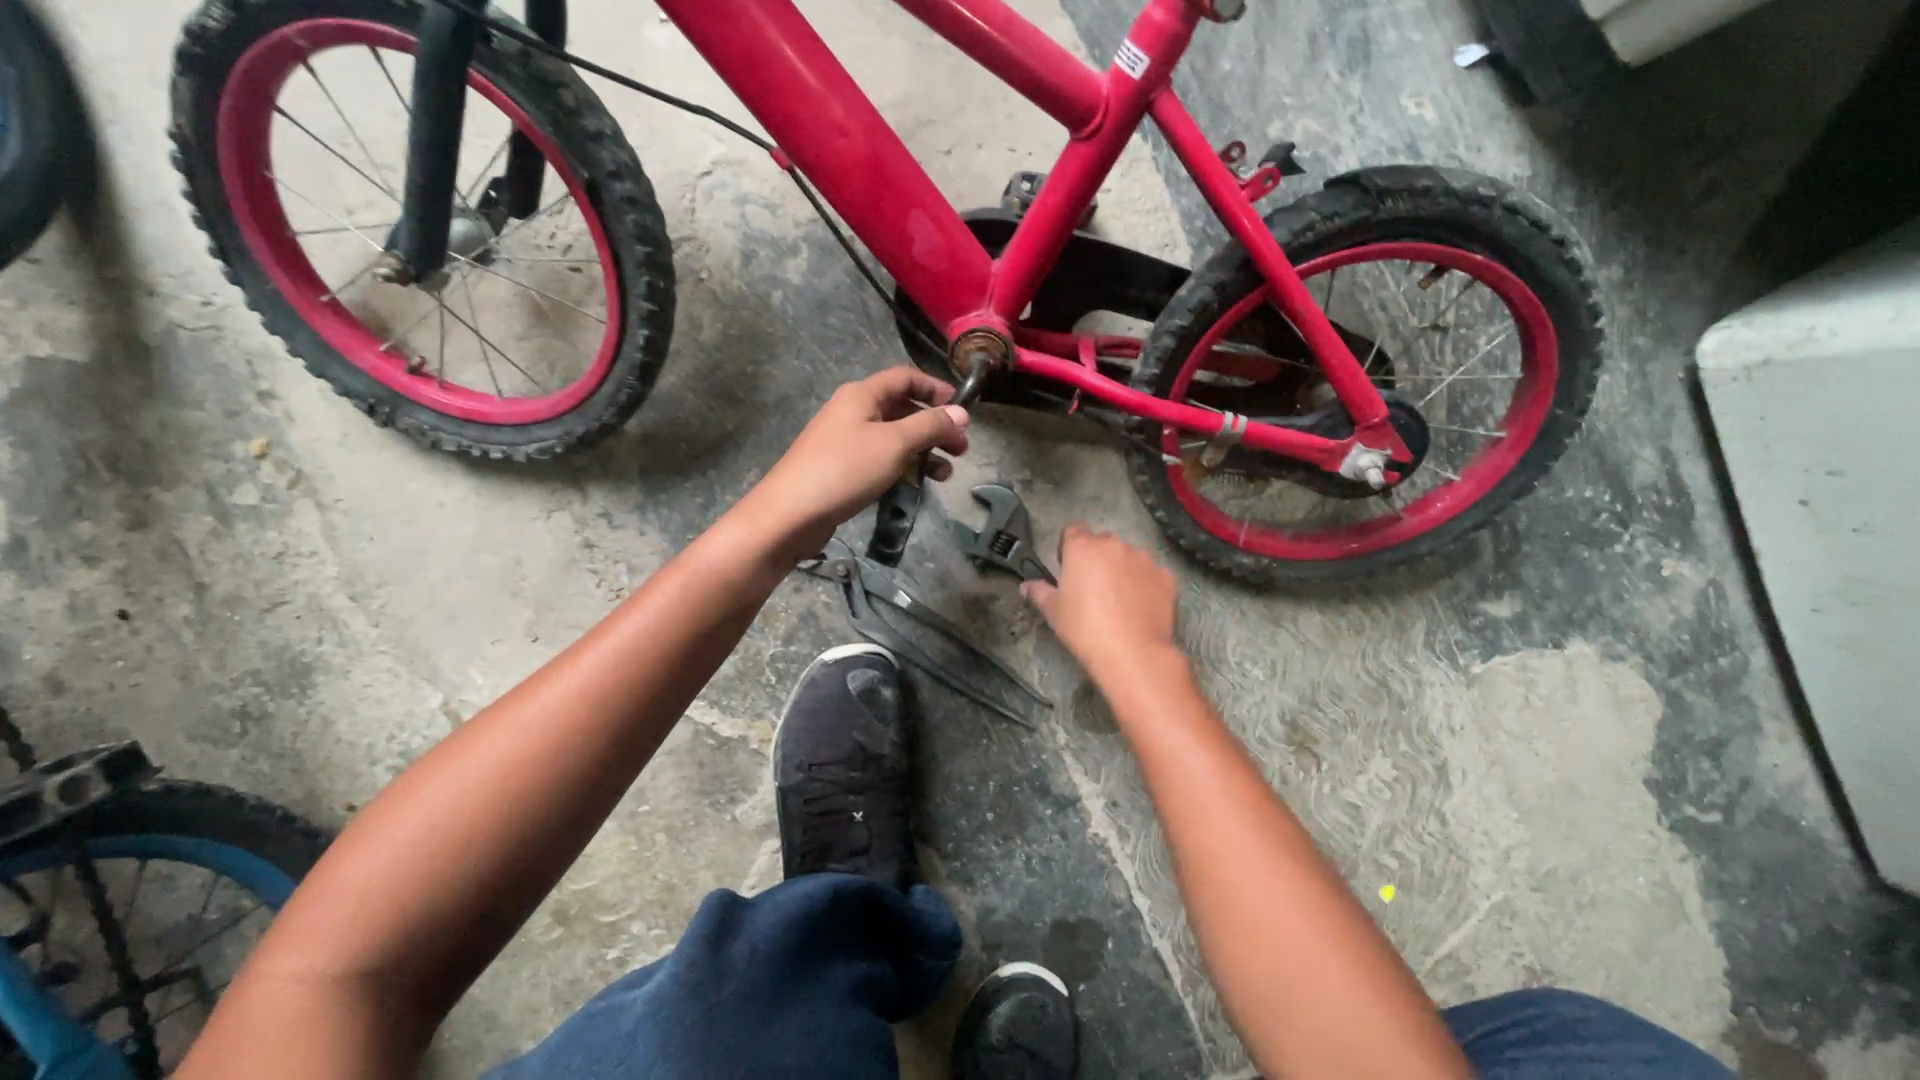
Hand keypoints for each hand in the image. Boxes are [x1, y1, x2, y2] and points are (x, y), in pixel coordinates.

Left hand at [740, 367, 968, 559]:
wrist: (790, 513)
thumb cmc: (845, 470)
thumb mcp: (895, 444)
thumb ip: (930, 425)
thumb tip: (962, 413)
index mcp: (862, 395)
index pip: (905, 377)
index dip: (936, 389)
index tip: (963, 410)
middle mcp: (853, 411)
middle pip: (903, 409)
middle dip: (934, 427)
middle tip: (961, 450)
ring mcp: (846, 441)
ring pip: (894, 438)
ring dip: (923, 451)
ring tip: (945, 474)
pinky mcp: (842, 469)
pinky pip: (881, 459)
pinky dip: (903, 467)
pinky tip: (917, 484)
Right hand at [1022, 525, 1181, 678]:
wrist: (1133, 653)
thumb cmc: (1084, 629)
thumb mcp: (1054, 612)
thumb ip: (1039, 592)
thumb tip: (1026, 585)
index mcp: (1083, 548)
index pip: (1073, 530)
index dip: (1069, 547)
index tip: (1069, 568)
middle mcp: (1115, 545)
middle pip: (1102, 542)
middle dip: (1097, 558)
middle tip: (1093, 588)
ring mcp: (1144, 559)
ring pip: (1129, 557)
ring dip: (1123, 569)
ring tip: (1120, 600)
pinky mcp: (1166, 576)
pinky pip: (1151, 574)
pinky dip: (1145, 584)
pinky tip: (1141, 608)